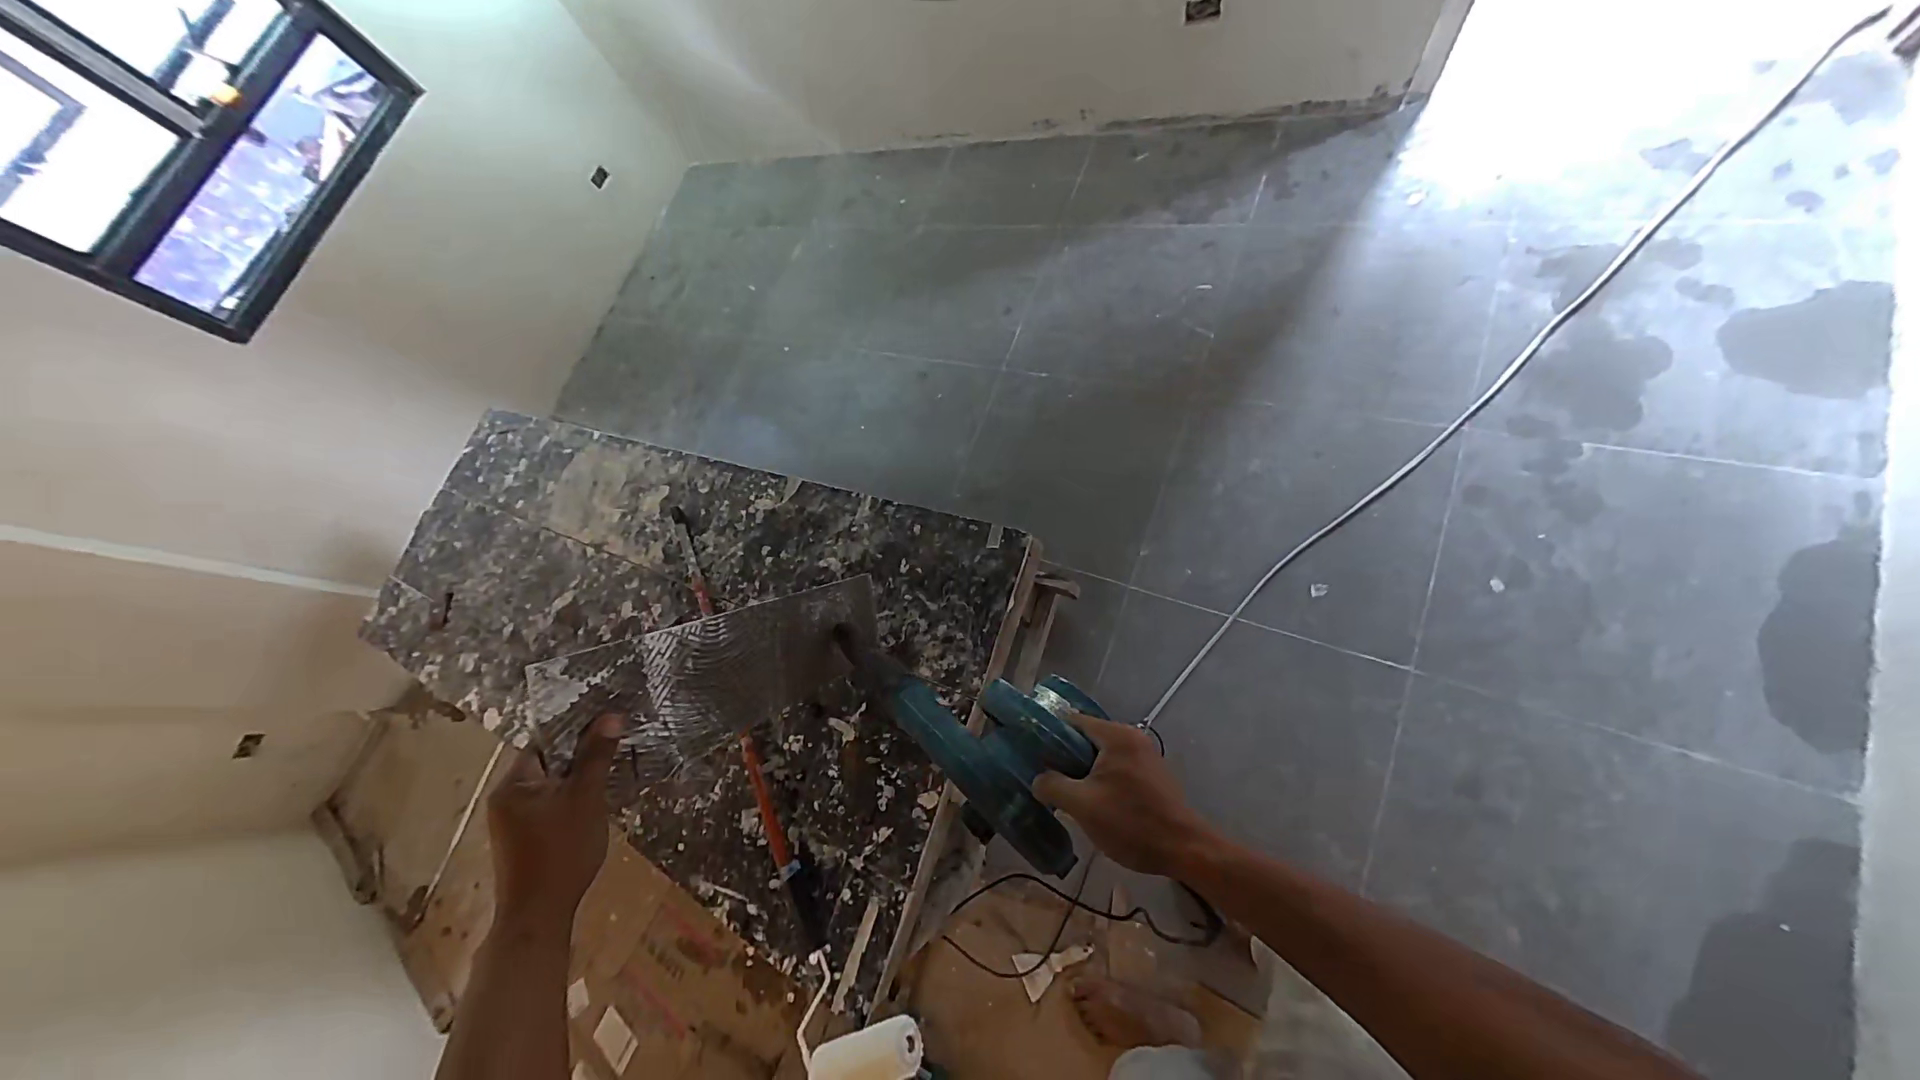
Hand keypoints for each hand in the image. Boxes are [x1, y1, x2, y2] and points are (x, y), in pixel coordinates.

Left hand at [487, 714, 622, 931]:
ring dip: (577, 778)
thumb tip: (611, 716)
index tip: (608, 723)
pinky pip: (548, 804)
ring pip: (550, 785)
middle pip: (548, 762)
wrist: (539, 914)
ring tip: (609, 771)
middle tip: (615, 746)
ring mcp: (511, 820)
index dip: (576, 730)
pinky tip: (593, 803)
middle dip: (580, 754)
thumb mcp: (586, 797)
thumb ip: (596, 756)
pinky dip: (570, 798)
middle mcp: (505, 798)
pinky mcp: (522, 838)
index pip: (545, 742)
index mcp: (513, 784)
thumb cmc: (562, 850)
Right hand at [1032, 713, 1216, 878]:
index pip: (1072, 721)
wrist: (1186, 850)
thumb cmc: (1132, 822)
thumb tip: (1038, 780)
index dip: (1048, 734)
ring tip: (1063, 793)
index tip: (1030, 752)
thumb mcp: (1082, 805)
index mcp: (1116, 736)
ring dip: (1082, 772)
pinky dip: (1100, 780)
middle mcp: (1132, 738)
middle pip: (1087, 739)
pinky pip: (1116, 769)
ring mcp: (1145, 757)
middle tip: (1044, 777)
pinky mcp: (1152, 777)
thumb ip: (1053, 786)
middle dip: (1064, 757)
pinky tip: (1091, 803)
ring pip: (1101, 757)